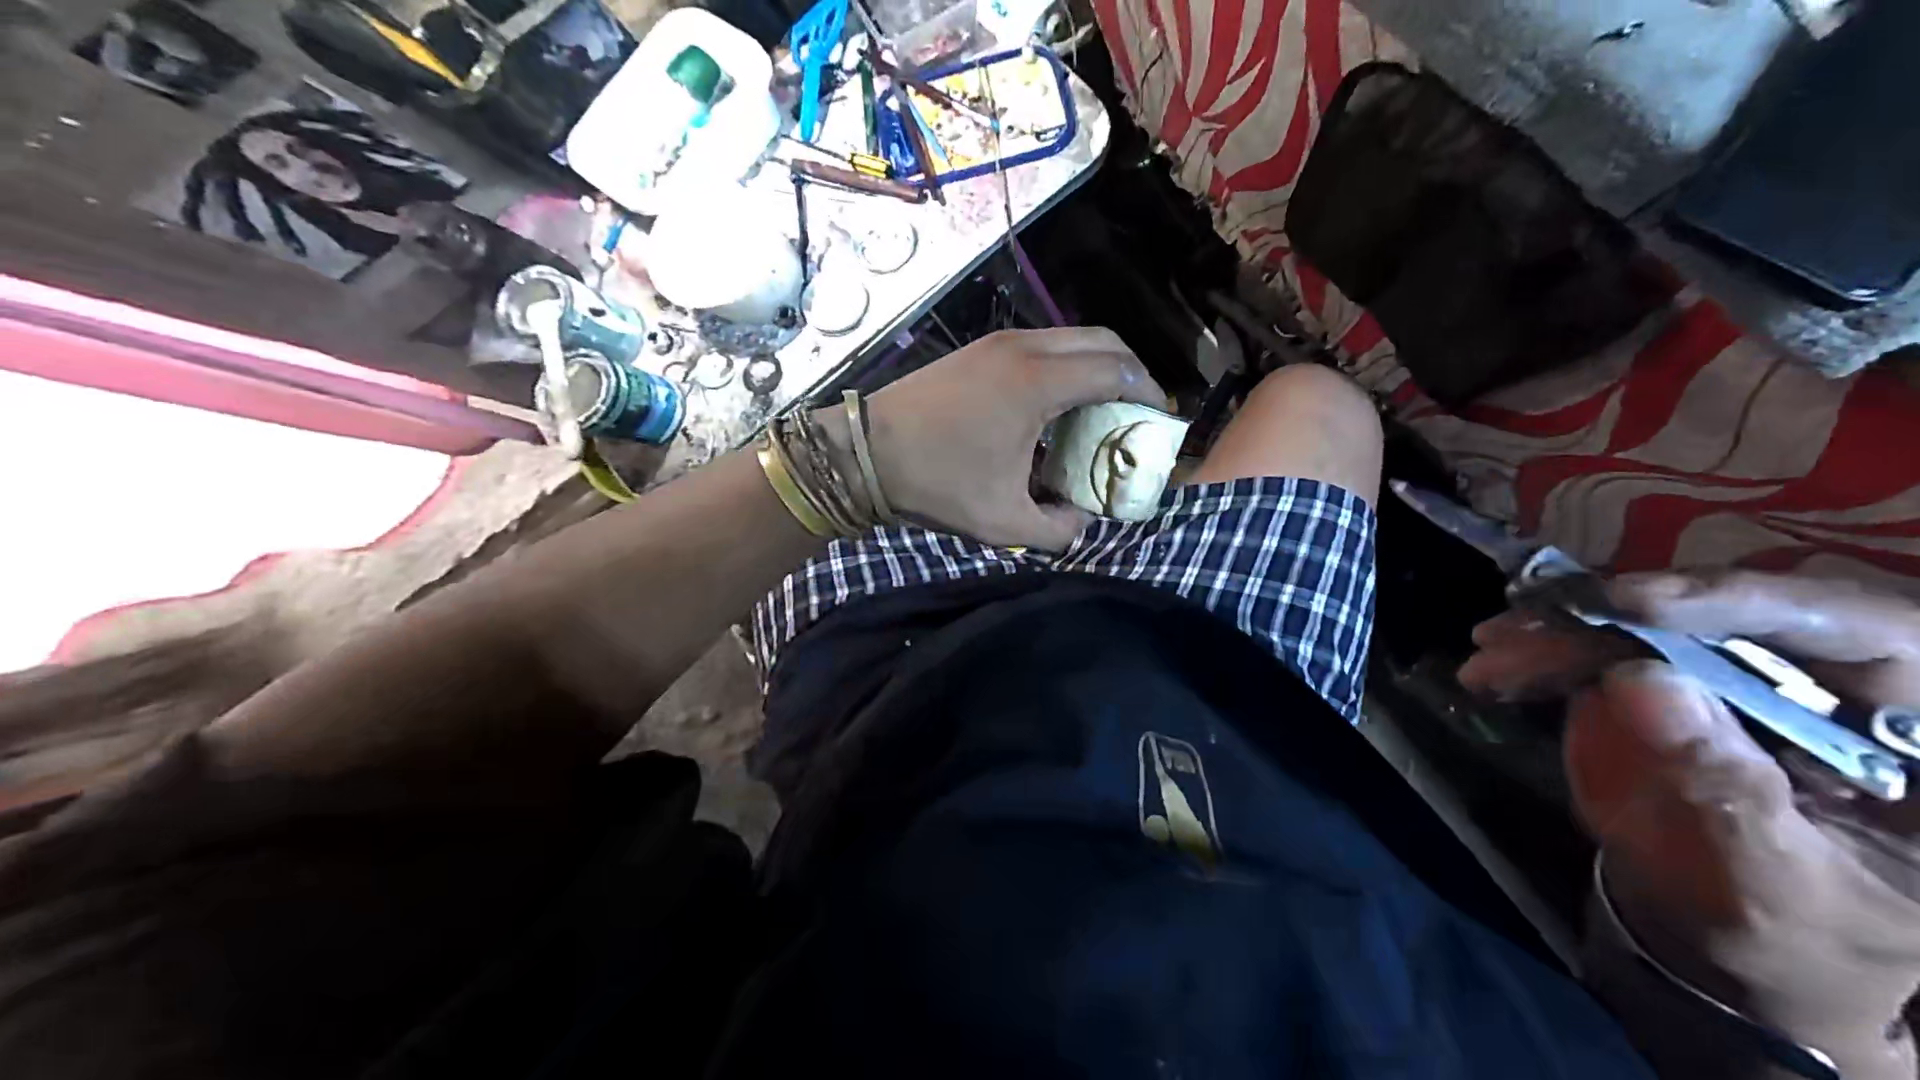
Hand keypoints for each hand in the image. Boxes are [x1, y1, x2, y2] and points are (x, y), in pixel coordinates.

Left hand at [859, 328, 1164, 550]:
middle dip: (1131, 371)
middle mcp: (1025, 348)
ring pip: (1071, 338)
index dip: (1149, 394)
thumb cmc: (936, 483)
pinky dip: (1065, 365)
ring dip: (1096, 365)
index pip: (1118, 372)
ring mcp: (999, 342)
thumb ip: (1058, 529)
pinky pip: (1042, 345)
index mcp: (1038, 383)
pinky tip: (1056, 404)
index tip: (1161, 420)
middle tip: (1138, 411)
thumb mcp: (1003, 521)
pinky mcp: (979, 348)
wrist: (864, 452)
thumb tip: (1082, 520)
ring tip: (1100, 409)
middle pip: (1103, 341)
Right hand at [1462, 571, 1919, 1076]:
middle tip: (1518, 637)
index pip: (1858, 631)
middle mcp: (1838, 682)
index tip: (1629, 602)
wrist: (1736, 942)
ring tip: (1489, 658)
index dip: (1744, 603)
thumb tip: (1638, 682)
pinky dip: (1543, 652)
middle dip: (1608, 620)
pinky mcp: (1672, 680)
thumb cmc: (1794, 936)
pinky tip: (1496, 667)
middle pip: (1724, 617)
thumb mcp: (1772, 886)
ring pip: (1649, 623)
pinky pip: (1602, 647)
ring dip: (1557, 634)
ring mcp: (1746, 676)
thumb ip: (1725, 794)